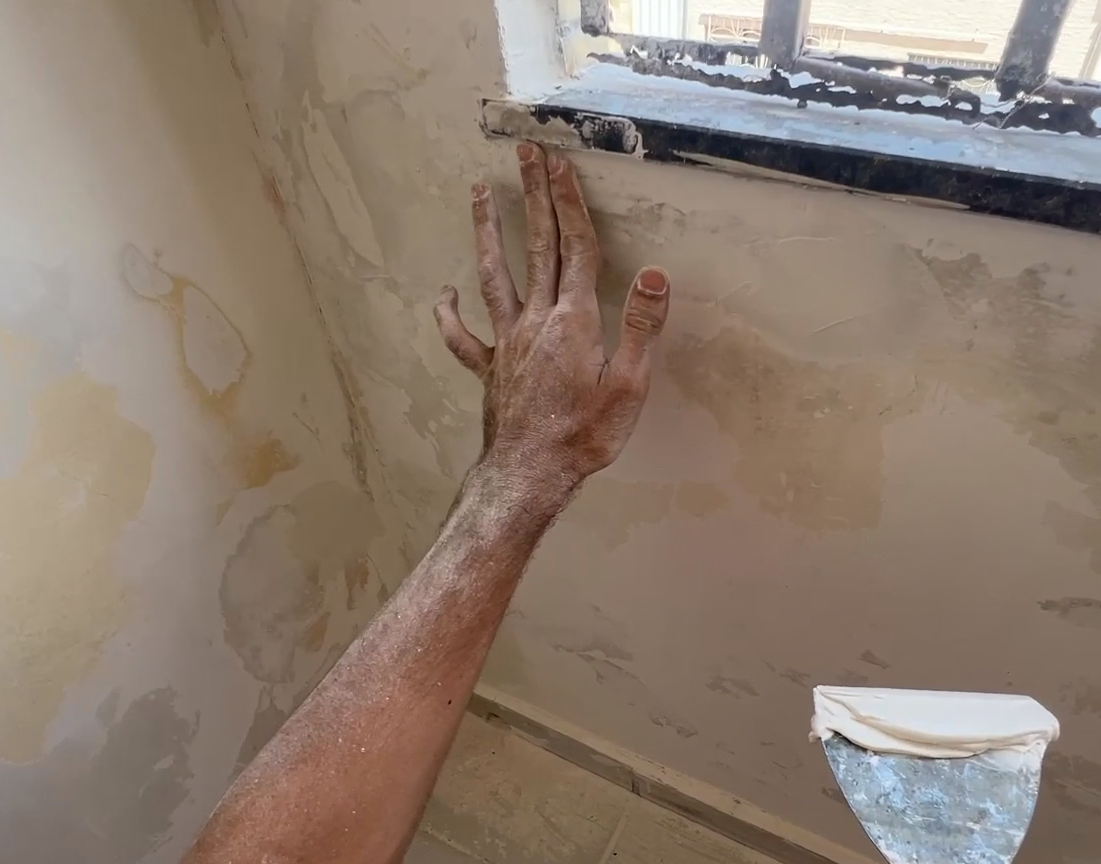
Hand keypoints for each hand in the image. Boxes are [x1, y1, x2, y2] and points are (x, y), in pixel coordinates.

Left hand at [435, 142, 670, 498]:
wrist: (531, 473)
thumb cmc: (584, 435)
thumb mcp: (629, 386)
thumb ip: (641, 328)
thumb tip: (656, 274)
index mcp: (574, 322)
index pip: (576, 249)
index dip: (569, 203)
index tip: (560, 163)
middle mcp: (536, 321)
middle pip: (536, 248)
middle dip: (532, 197)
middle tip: (524, 154)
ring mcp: (506, 344)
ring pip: (494, 277)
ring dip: (486, 233)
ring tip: (479, 194)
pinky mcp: (489, 370)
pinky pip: (463, 337)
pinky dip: (450, 313)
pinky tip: (443, 294)